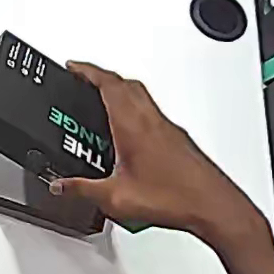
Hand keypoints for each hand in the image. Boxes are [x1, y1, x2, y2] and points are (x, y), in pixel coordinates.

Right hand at [50, 61, 264, 251]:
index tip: (74, 66)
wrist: (213, 207)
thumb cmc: (175, 197)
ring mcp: (167, 128)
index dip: (88, 71)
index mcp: (133, 126)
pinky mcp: (177, 139)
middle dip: (103, 76)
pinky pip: (151, 111)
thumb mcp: (115, 197)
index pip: (109, 84)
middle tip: (85, 77)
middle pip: (127, 84)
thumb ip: (82, 190)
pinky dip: (134, 107)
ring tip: (102, 98)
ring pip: (141, 95)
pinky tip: (128, 129)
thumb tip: (60, 186)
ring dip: (120, 89)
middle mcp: (152, 121)